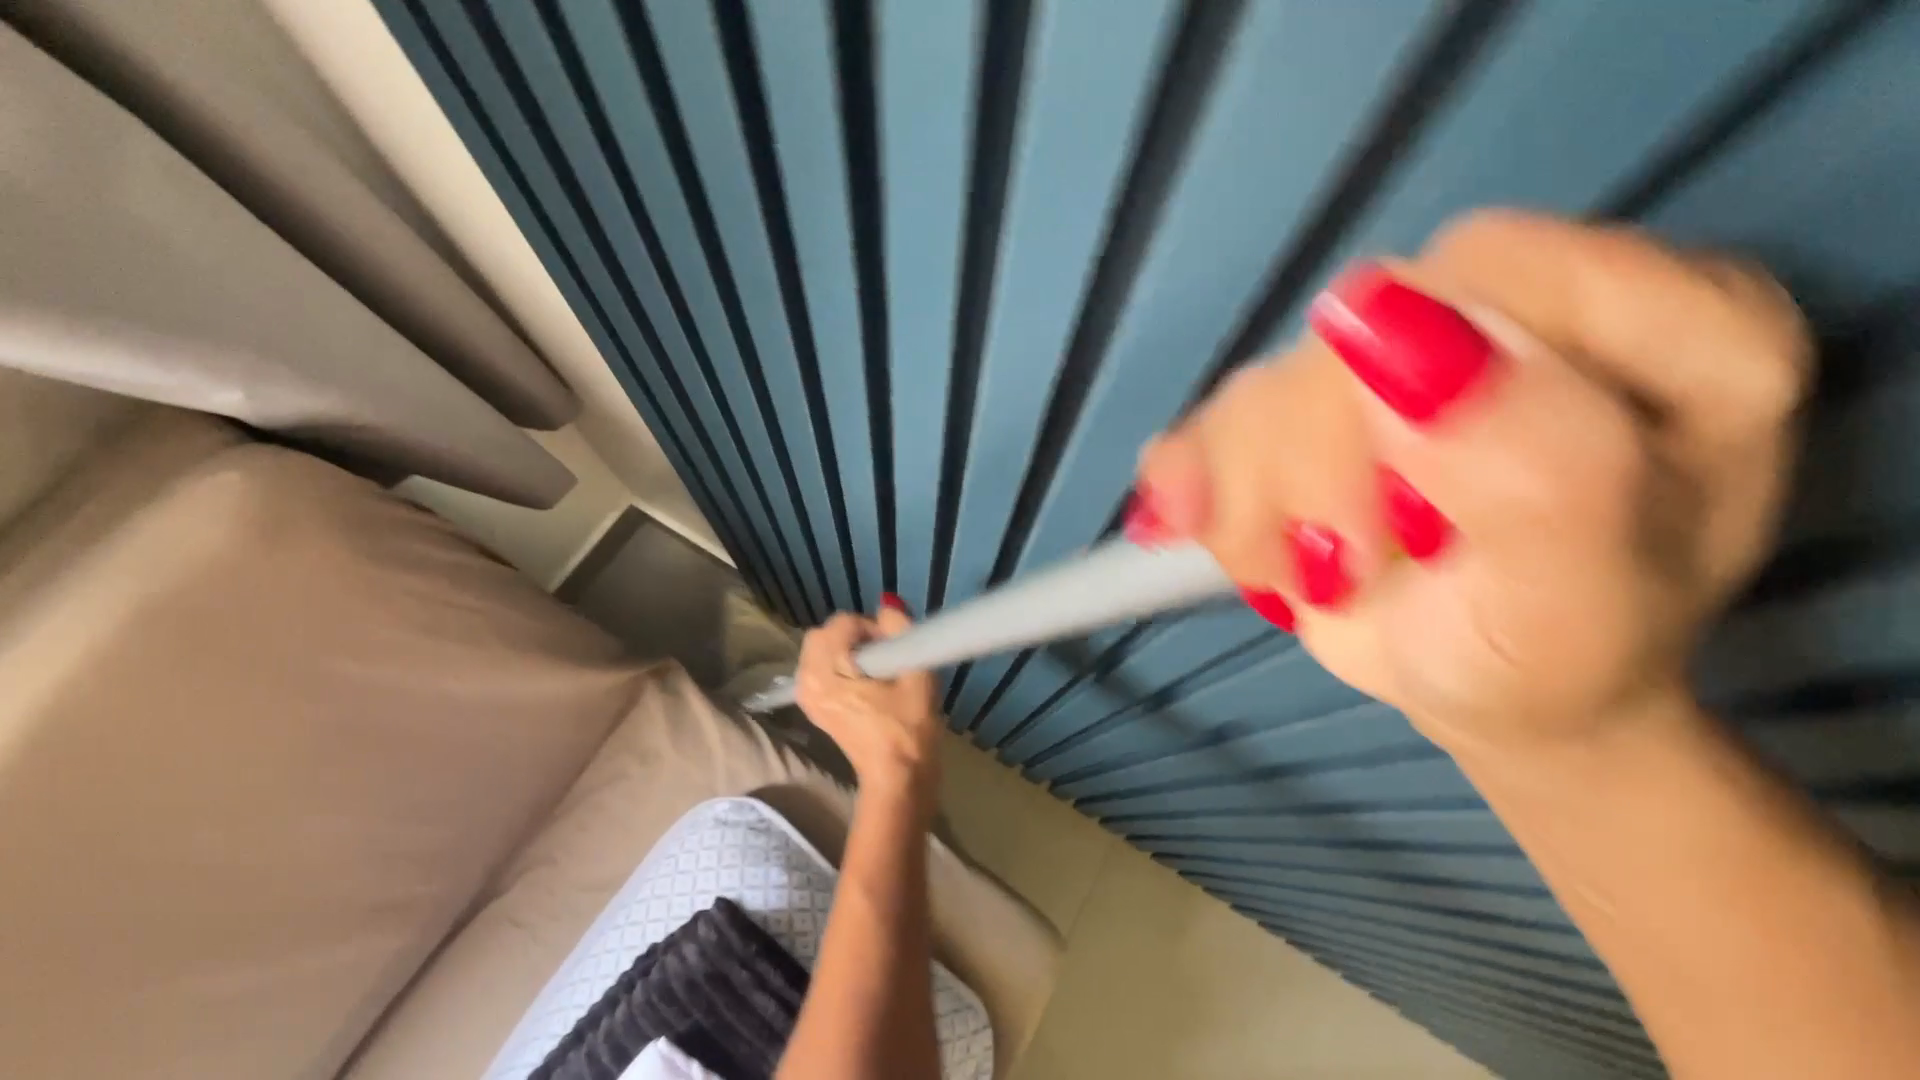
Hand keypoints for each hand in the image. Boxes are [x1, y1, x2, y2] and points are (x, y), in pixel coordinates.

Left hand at [795, 602, 942, 799]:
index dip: (871, 628)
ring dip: (845, 650)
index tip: (893, 649)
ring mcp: (807, 697)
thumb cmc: (909, 728)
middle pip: (823, 634)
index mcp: (827, 671)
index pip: (842, 623)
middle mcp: (807, 681)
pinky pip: (819, 670)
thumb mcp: (916, 673)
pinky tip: (865, 684)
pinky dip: (838, 666)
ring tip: (876, 671)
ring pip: (819, 651)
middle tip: (884, 656)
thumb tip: (887, 606)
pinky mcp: (814, 709)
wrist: (898, 778)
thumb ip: (901, 630)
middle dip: (853, 635)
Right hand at [1133, 210, 1811, 750]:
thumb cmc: (1559, 658)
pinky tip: (1214, 535)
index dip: (1416, 386)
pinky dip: (1195, 488)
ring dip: (1258, 501)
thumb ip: (1533, 459)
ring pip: (1265, 382)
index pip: (1489, 269)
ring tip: (1318, 577)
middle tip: (1354, 566)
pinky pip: (1213, 418)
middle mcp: (1518, 311)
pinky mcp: (1309, 402)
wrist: (1489, 688)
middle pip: (1354, 328)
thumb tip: (1388, 324)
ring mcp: (1397, 356)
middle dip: (1324, 467)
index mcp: (1656, 322)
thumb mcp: (1578, 595)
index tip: (1413, 517)